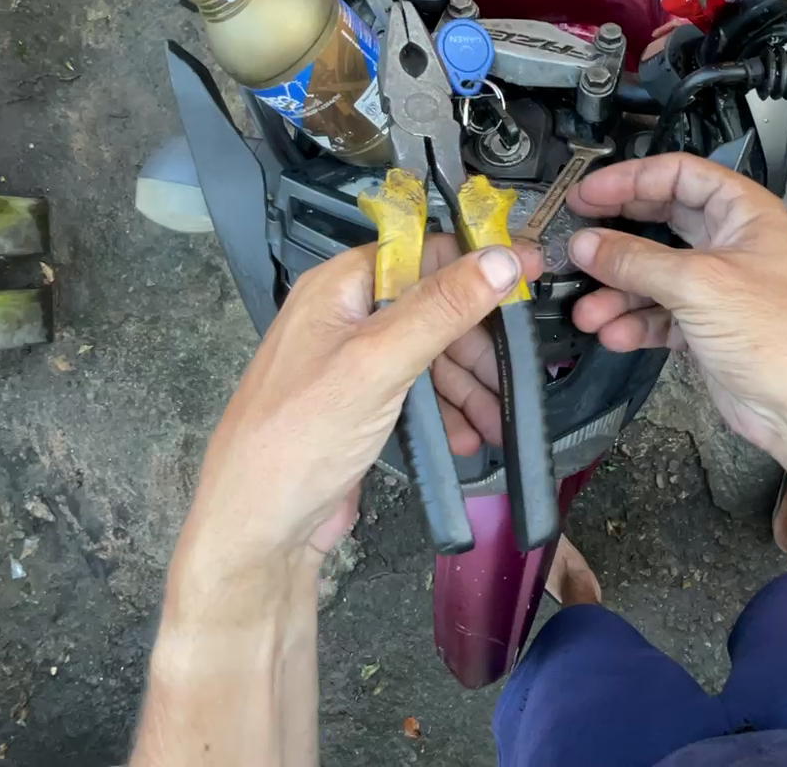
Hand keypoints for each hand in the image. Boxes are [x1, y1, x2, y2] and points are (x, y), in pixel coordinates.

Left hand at [172, 241, 529, 575]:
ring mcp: (355, 361)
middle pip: (435, 306)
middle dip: (479, 341)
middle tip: (518, 368)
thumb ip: (442, 307)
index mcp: (341, 287)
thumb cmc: (300, 438)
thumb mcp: (379, 363)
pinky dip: (447, 410)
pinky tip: (469, 437)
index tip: (529, 274)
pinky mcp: (363, 402)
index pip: (423, 251)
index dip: (478, 261)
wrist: (257, 534)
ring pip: (432, 353)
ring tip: (500, 419)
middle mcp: (348, 315)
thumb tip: (502, 258)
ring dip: (470, 384)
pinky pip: (419, 391)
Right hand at [564, 154, 786, 457]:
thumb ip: (637, 262)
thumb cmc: (782, 335)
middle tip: (576, 238)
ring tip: (586, 309)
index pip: (678, 176)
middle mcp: (729, 243)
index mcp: (743, 213)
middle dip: (616, 236)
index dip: (630, 180)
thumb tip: (588, 244)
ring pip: (652, 275)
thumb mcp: (700, 285)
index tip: (589, 194)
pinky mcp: (704, 326)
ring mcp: (715, 286)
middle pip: (660, 223)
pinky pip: (657, 314)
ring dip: (616, 292)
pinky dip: (633, 323)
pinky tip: (612, 333)